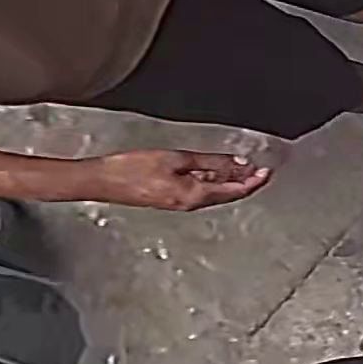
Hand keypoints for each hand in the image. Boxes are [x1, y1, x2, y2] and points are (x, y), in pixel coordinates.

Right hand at [70, 150, 271, 210]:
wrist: (95, 180)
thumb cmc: (129, 169)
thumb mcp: (176, 160)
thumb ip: (210, 162)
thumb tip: (238, 163)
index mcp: (196, 196)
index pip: (237, 191)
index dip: (255, 181)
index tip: (267, 172)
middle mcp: (192, 203)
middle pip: (230, 194)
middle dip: (247, 181)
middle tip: (259, 169)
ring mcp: (181, 203)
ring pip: (216, 193)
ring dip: (230, 181)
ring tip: (241, 167)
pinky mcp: (171, 199)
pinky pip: (202, 192)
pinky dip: (214, 182)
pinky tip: (215, 171)